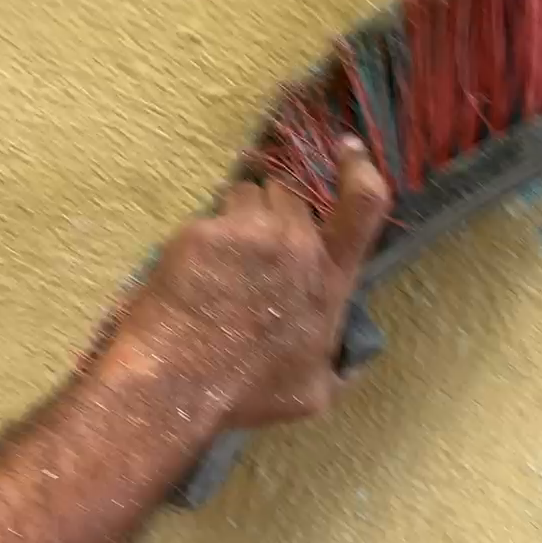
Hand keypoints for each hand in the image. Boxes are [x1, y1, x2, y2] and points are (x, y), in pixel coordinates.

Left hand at [96, 136, 391, 428]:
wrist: (177, 386)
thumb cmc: (244, 393)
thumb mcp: (310, 392)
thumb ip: (334, 365)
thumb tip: (345, 361)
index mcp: (328, 279)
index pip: (364, 203)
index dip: (358, 169)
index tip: (346, 149)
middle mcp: (295, 246)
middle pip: (290, 196)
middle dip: (274, 213)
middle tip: (251, 247)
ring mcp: (247, 235)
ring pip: (246, 195)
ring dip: (238, 217)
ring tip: (219, 259)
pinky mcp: (202, 233)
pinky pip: (207, 217)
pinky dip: (201, 238)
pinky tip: (189, 274)